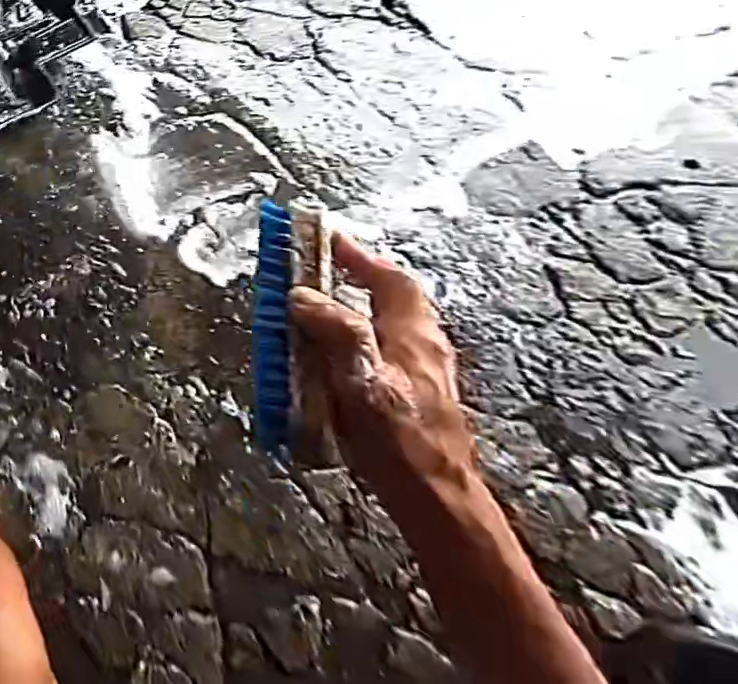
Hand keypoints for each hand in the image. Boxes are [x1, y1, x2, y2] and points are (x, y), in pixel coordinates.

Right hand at [287, 233, 475, 514]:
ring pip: (377, 326)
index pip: (389, 280)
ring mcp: (414, 373)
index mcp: (413, 336)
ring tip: (302, 312)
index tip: (324, 238)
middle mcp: (419, 347)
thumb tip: (302, 295)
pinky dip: (342, 342)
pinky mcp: (403, 396)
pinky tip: (318, 357)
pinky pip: (370, 352)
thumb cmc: (401, 438)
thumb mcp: (364, 379)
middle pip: (385, 300)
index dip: (358, 256)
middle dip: (348, 281)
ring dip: (342, 311)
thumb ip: (336, 331)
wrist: (435, 499)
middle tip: (307, 273)